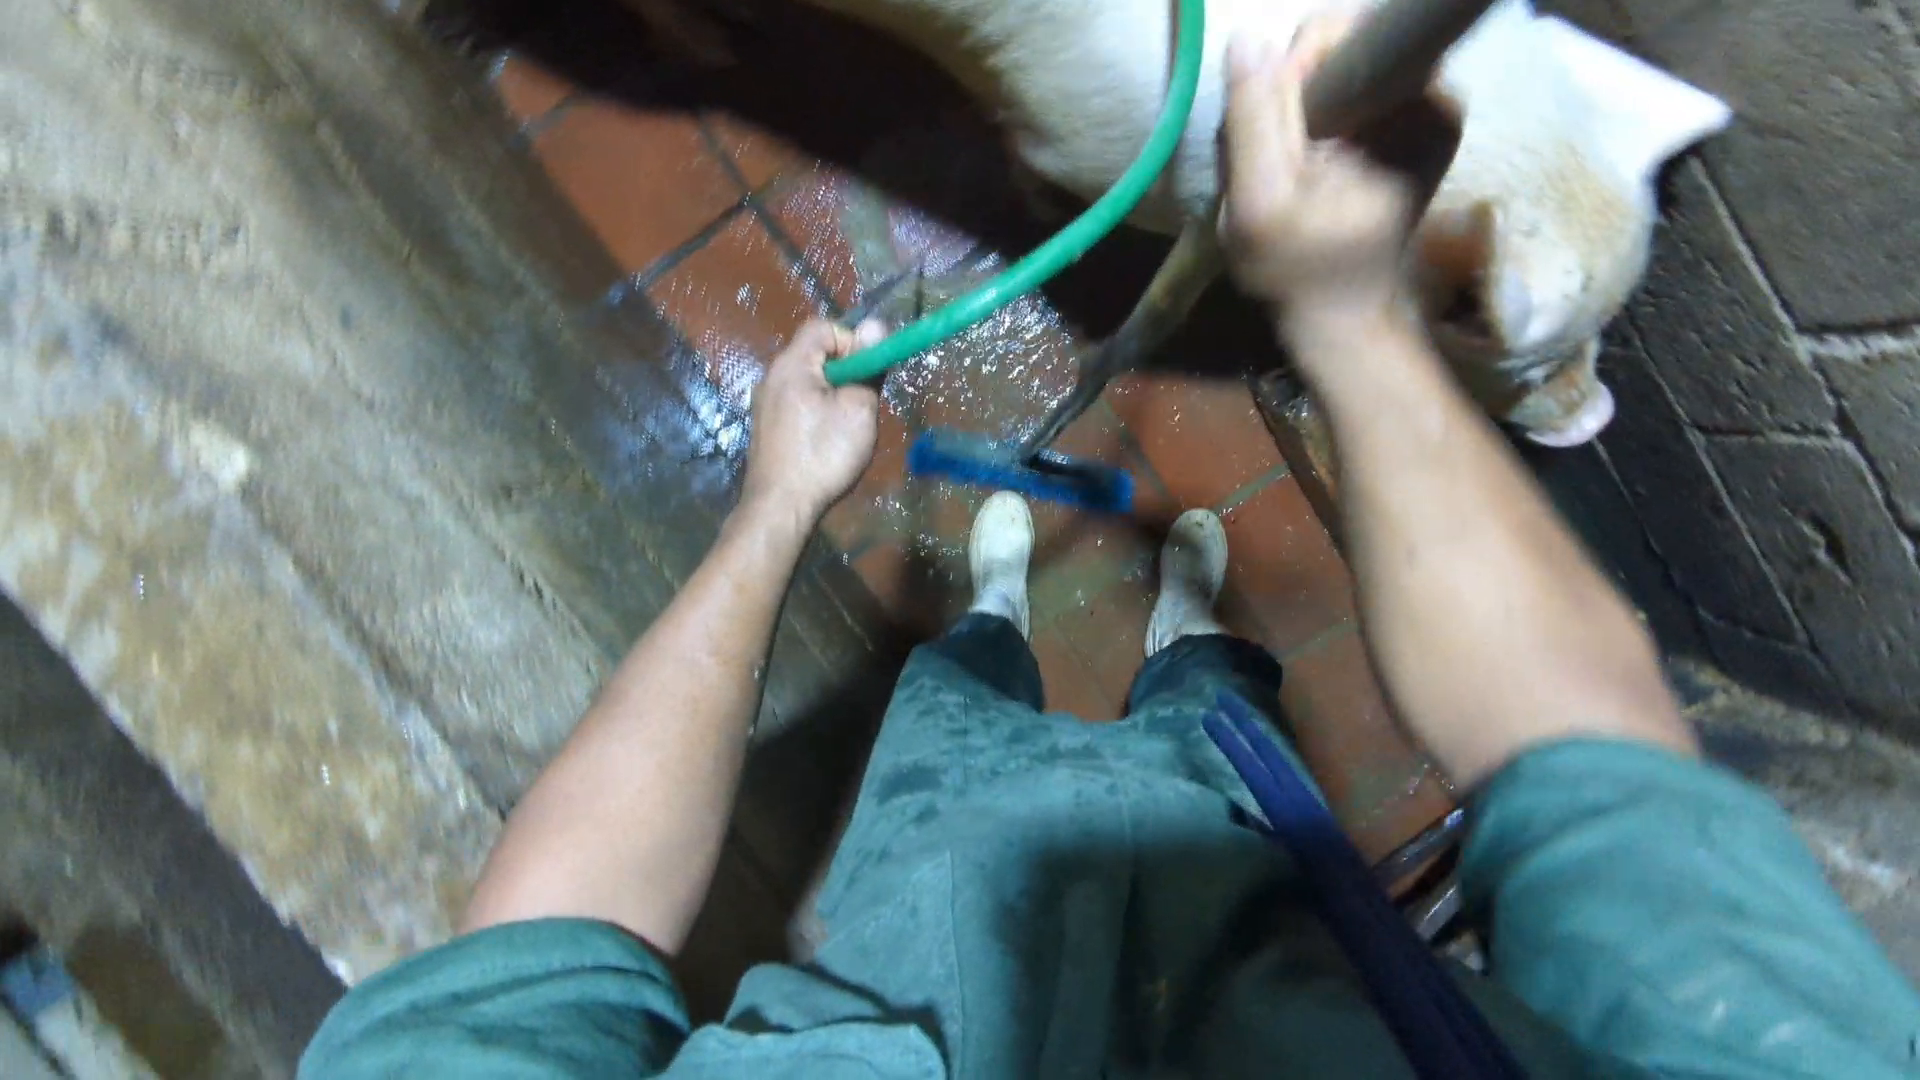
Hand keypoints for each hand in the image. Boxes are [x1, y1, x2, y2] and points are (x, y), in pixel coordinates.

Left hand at [740, 318, 884, 525]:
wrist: (780, 506)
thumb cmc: (823, 454)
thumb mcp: (858, 410)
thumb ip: (867, 367)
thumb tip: (876, 326)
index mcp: (792, 364)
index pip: (823, 327)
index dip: (852, 341)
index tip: (868, 374)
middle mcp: (772, 376)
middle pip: (815, 355)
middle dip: (846, 373)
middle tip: (863, 404)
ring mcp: (765, 404)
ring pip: (809, 383)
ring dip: (833, 396)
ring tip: (846, 428)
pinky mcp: (766, 427)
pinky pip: (797, 404)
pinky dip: (817, 414)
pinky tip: (825, 443)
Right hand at [1218, 19, 1418, 339]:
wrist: (1340, 315)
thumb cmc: (1297, 272)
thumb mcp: (1260, 204)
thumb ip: (1253, 121)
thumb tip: (1245, 38)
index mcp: (1411, 107)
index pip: (1337, 35)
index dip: (1287, 73)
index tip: (1270, 134)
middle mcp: (1433, 94)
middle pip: (1337, 48)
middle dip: (1286, 98)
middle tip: (1269, 164)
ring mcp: (1427, 109)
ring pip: (1336, 72)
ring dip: (1293, 116)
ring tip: (1282, 174)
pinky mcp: (1412, 127)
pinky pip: (1346, 95)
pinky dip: (1311, 128)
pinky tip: (1299, 173)